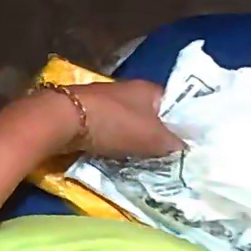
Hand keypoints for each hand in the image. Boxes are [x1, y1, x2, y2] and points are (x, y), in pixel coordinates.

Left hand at [47, 80, 183, 159]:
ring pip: (125, 125)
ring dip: (131, 141)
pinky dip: (110, 143)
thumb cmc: (113, 123)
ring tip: (143, 162)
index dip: (183, 124)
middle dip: (155, 135)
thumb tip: (183, 148)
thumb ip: (172, 143)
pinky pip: (105, 131)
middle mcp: (125, 91)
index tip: (189, 145)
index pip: (174, 105)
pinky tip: (116, 157)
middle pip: (148, 116)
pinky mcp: (82, 114)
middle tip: (166, 158)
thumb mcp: (153, 137)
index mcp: (148, 89)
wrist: (61, 119)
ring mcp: (102, 102)